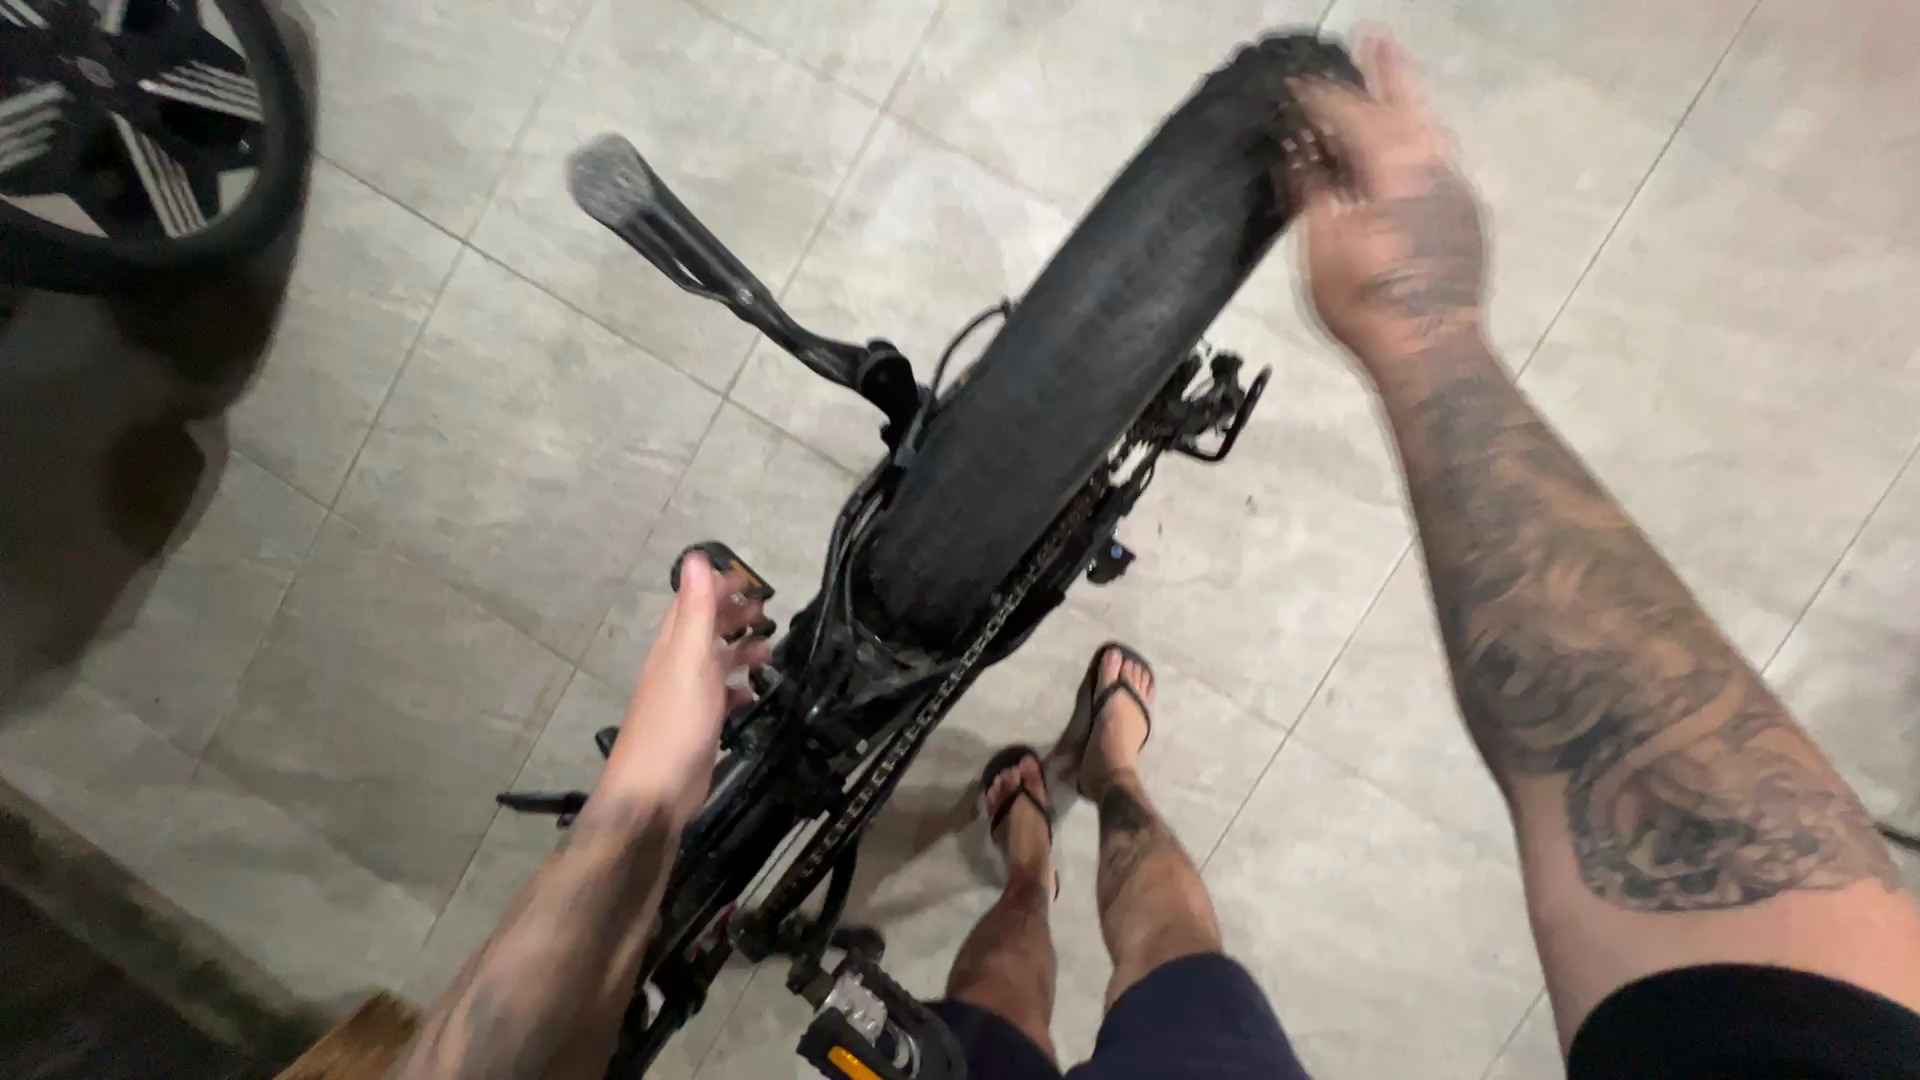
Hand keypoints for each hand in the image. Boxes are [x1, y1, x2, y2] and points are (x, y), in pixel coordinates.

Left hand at [597, 553, 771, 819]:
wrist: (655, 791)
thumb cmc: (675, 721)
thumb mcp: (689, 658)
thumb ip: (695, 610)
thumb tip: (695, 558)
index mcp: (673, 647)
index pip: (691, 603)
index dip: (715, 587)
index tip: (747, 579)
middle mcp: (678, 666)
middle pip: (705, 629)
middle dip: (732, 615)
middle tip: (766, 610)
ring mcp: (688, 697)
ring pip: (716, 662)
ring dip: (740, 650)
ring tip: (769, 649)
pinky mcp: (700, 725)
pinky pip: (722, 696)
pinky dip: (739, 688)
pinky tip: (754, 694)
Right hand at [1287, 36, 1488, 375]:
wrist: (1428, 346)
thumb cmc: (1366, 300)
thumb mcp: (1324, 247)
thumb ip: (1313, 193)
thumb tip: (1299, 152)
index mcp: (1396, 167)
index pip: (1354, 117)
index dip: (1321, 100)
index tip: (1294, 85)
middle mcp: (1433, 165)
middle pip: (1408, 106)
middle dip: (1387, 72)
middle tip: (1375, 37)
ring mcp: (1455, 190)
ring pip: (1431, 132)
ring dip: (1409, 104)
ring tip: (1393, 84)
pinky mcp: (1463, 216)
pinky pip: (1437, 161)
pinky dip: (1417, 142)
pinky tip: (1404, 154)